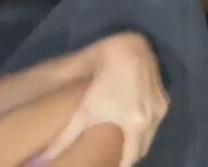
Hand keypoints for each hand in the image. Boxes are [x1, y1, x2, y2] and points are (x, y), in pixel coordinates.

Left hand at [38, 33, 167, 166]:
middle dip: (129, 157)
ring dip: (138, 143)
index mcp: (136, 125)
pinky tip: (131, 125)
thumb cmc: (104, 84)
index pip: (131, 158)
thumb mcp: (82, 111)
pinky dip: (144, 129)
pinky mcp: (163, 97)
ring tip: (120, 146)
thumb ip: (65, 139)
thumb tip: (44, 160)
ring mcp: (161, 106)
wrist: (129, 53)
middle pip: (143, 148)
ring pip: (151, 135)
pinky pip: (155, 122)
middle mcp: (153, 118)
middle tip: (111, 162)